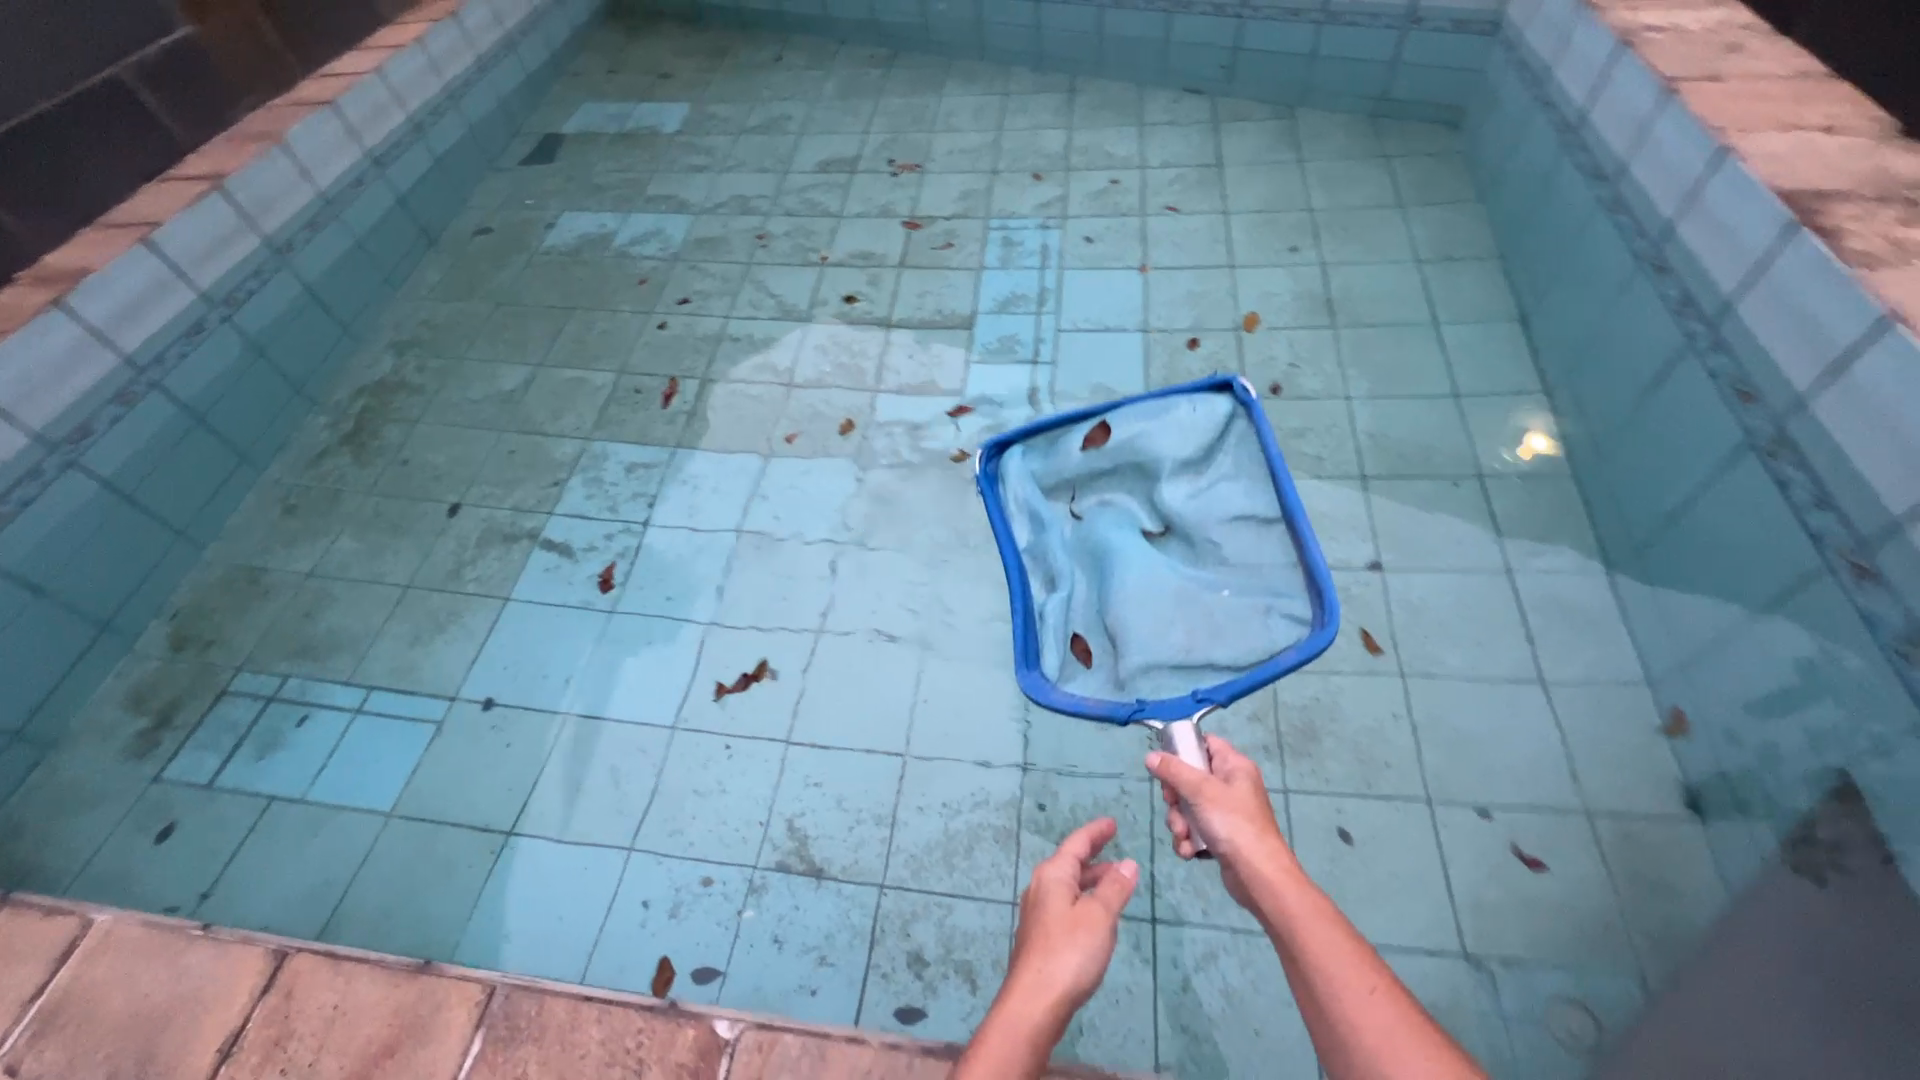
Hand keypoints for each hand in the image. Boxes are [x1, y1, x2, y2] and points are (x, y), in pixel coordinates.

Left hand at [1000, 817, 1138, 1023]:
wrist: (1035, 1002)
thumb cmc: (1069, 952)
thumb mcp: (1100, 916)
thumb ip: (1114, 888)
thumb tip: (1128, 863)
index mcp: (1053, 875)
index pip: (1077, 843)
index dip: (1096, 832)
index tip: (1112, 823)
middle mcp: (1041, 887)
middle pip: (1070, 863)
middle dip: (1093, 856)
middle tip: (1116, 850)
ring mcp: (1037, 913)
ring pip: (1068, 886)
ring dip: (1090, 880)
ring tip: (1114, 882)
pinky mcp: (1040, 936)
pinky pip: (1065, 905)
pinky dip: (1083, 900)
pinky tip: (1097, 916)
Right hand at [1147, 735, 1295, 910]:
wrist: (1259, 876)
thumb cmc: (1232, 823)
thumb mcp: (1200, 791)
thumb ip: (1173, 771)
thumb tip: (1151, 756)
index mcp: (1234, 766)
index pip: (1206, 743)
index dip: (1184, 749)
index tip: (1166, 764)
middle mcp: (1232, 785)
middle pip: (1190, 777)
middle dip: (1175, 797)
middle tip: (1173, 805)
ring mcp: (1227, 812)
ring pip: (1189, 806)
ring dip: (1179, 822)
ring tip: (1184, 836)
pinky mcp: (1222, 835)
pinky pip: (1196, 829)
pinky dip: (1189, 839)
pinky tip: (1190, 851)